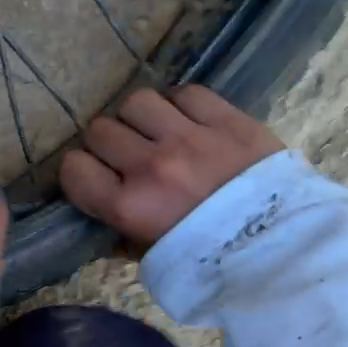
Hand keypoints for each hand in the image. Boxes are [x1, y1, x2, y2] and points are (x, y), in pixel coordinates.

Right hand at [60, 85, 286, 248]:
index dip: (78, 170)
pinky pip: (185, 93)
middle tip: (119, 153)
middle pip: (100, 130)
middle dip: (103, 142)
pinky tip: (183, 120)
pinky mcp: (225, 119)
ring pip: (136, 103)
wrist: (273, 239)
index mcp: (125, 206)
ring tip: (150, 130)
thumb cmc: (200, 252)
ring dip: (136, 117)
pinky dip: (177, 104)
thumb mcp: (143, 251)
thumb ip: (114, 226)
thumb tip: (97, 206)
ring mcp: (189, 138)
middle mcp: (149, 167)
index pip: (74, 168)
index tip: (90, 175)